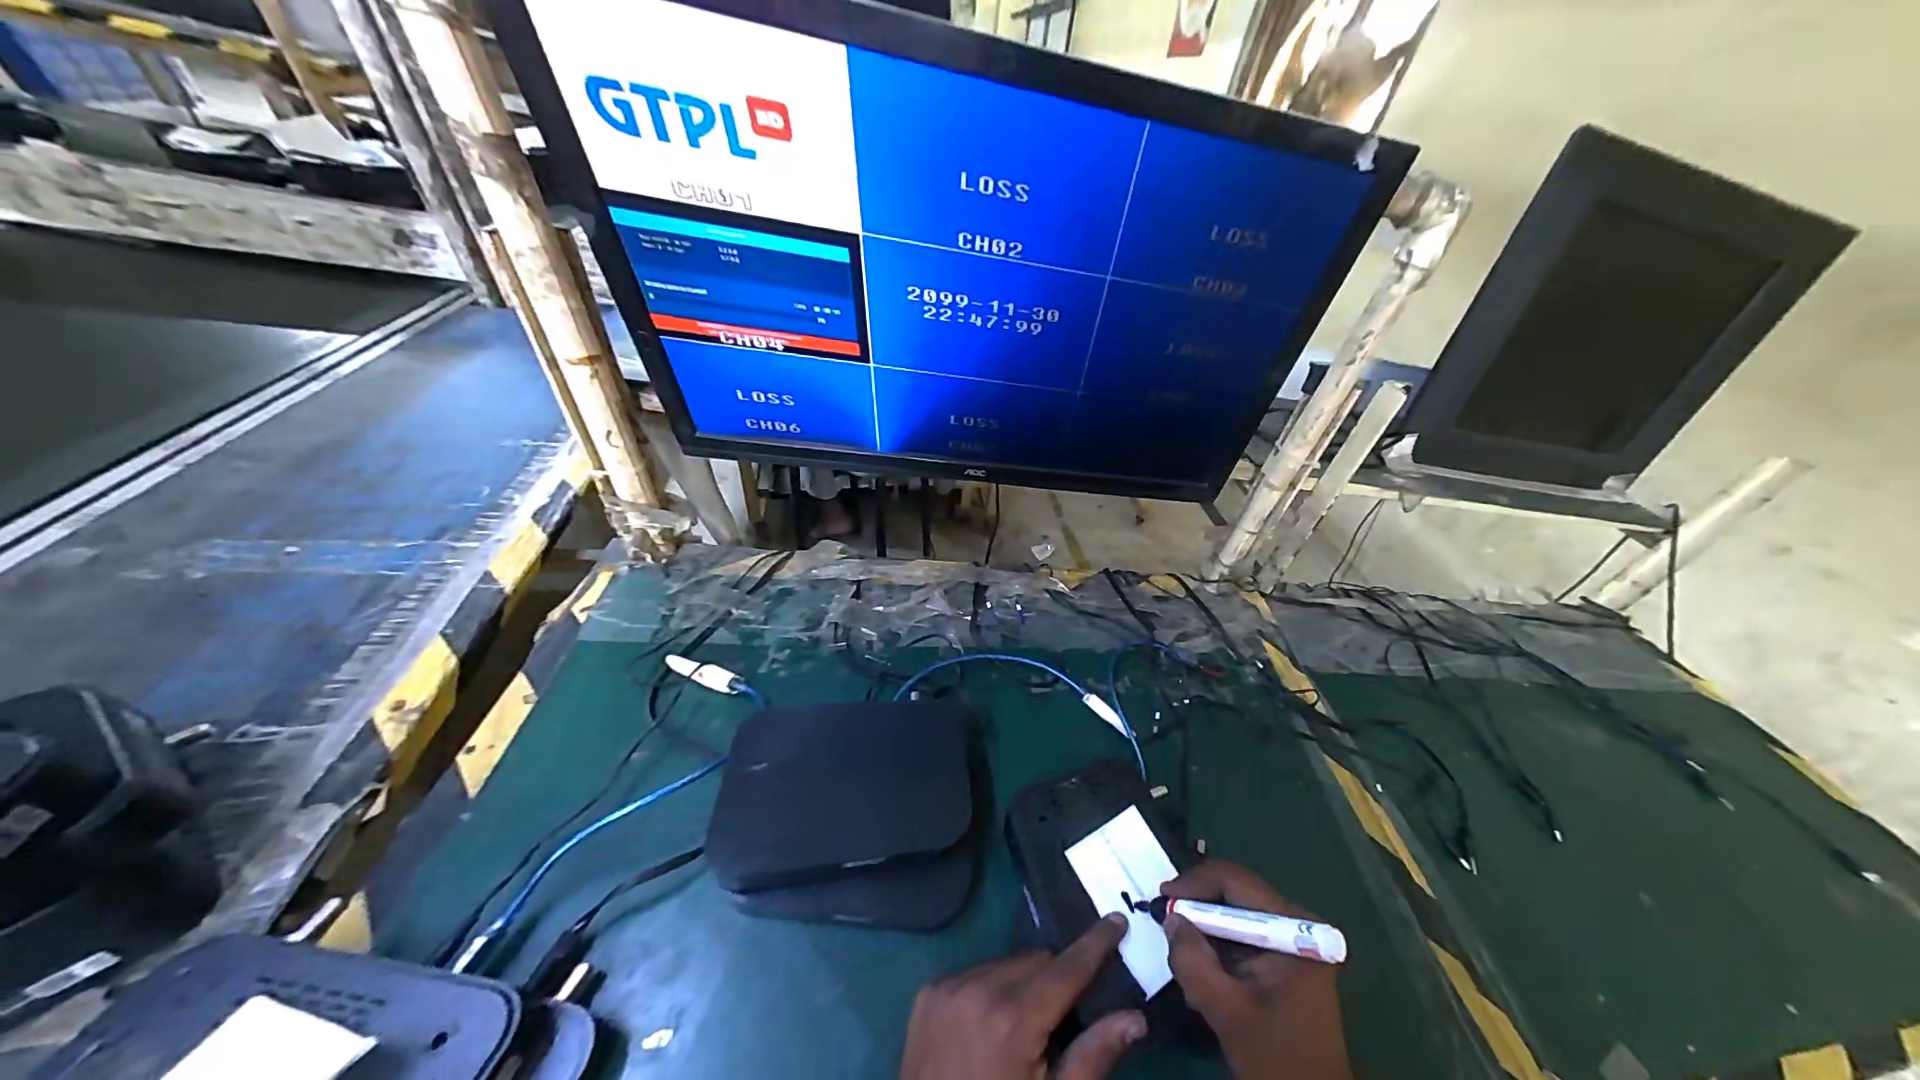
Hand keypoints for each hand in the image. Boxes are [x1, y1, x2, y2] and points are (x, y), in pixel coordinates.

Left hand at [900, 913, 1145, 1079]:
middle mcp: (979, 988)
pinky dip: (993, 988)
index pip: (1067, 967)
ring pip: (1006, 964)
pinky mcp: (929, 992)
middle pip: (1037, 962)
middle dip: (1059, 978)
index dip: (1096, 944)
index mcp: (1014, 1018)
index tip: (1117, 920)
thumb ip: (1093, 1056)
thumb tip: (1135, 1017)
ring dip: (1025, 982)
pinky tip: (994, 1023)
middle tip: (1070, 1012)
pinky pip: (975, 973)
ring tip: (1029, 1023)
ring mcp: (949, 987)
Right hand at [1161, 861, 1351, 1079]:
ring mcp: (1295, 940)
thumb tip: (1172, 920)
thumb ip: (1192, 961)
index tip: (1161, 899)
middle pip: (1234, 892)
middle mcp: (1298, 924)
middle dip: (1197, 908)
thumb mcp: (1226, 1011)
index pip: (1234, 881)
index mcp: (1294, 929)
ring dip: (1205, 929)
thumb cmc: (1278, 1060)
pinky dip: (1218, 945)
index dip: (1193, 883)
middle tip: (1167, 924)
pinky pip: (1242, 933)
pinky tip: (1206, 973)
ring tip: (1185, 955)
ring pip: (1235, 912)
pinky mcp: (1287, 957)